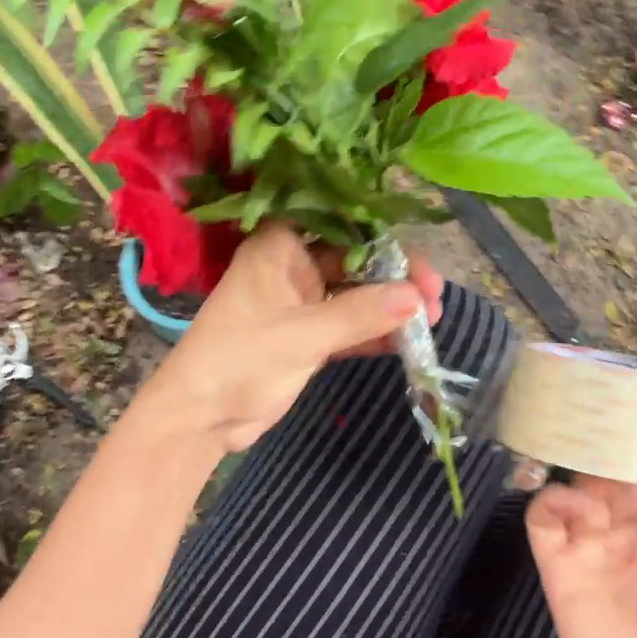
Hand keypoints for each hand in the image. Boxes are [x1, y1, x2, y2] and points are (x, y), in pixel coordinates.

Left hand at [138, 224, 443, 453]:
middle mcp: (291, 267)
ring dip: (391, 305)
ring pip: (356, 294)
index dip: (378, 226)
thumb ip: (360, 315)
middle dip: (394, 273)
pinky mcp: (308, 337)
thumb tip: (417, 297)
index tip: (417, 244)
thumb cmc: (239, 360)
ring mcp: (301, 304)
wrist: (200, 417)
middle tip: (435, 293)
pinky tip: (411, 339)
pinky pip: (350, 326)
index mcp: (278, 247)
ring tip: (434, 317)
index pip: (335, 220)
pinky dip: (376, 332)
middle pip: (353, 257)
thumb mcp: (302, 335)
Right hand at [527, 445, 636, 637]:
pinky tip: (578, 506)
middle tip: (599, 407)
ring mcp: (590, 550)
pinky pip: (546, 521)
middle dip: (605, 445)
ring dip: (579, 467)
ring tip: (585, 445)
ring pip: (575, 490)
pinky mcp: (558, 567)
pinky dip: (555, 502)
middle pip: (608, 477)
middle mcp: (627, 536)